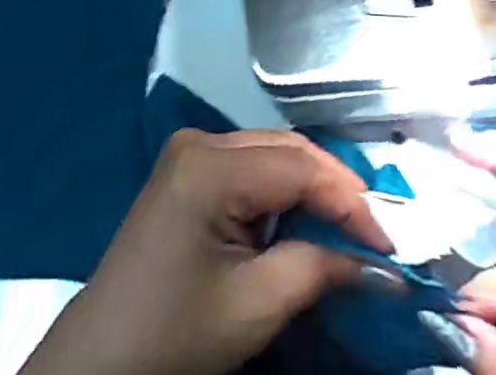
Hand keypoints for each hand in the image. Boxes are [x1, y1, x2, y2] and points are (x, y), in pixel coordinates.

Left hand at [20, 129, 393, 374]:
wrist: (104, 352)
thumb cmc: (177, 330)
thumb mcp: (256, 304)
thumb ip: (321, 270)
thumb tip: (384, 267)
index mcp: (210, 166)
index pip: (300, 166)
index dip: (352, 201)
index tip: (391, 244)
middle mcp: (199, 142)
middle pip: (286, 151)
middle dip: (334, 188)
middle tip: (377, 235)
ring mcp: (188, 153)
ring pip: (270, 155)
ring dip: (312, 188)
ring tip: (349, 229)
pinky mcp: (186, 171)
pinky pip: (248, 167)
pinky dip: (282, 191)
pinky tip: (304, 220)